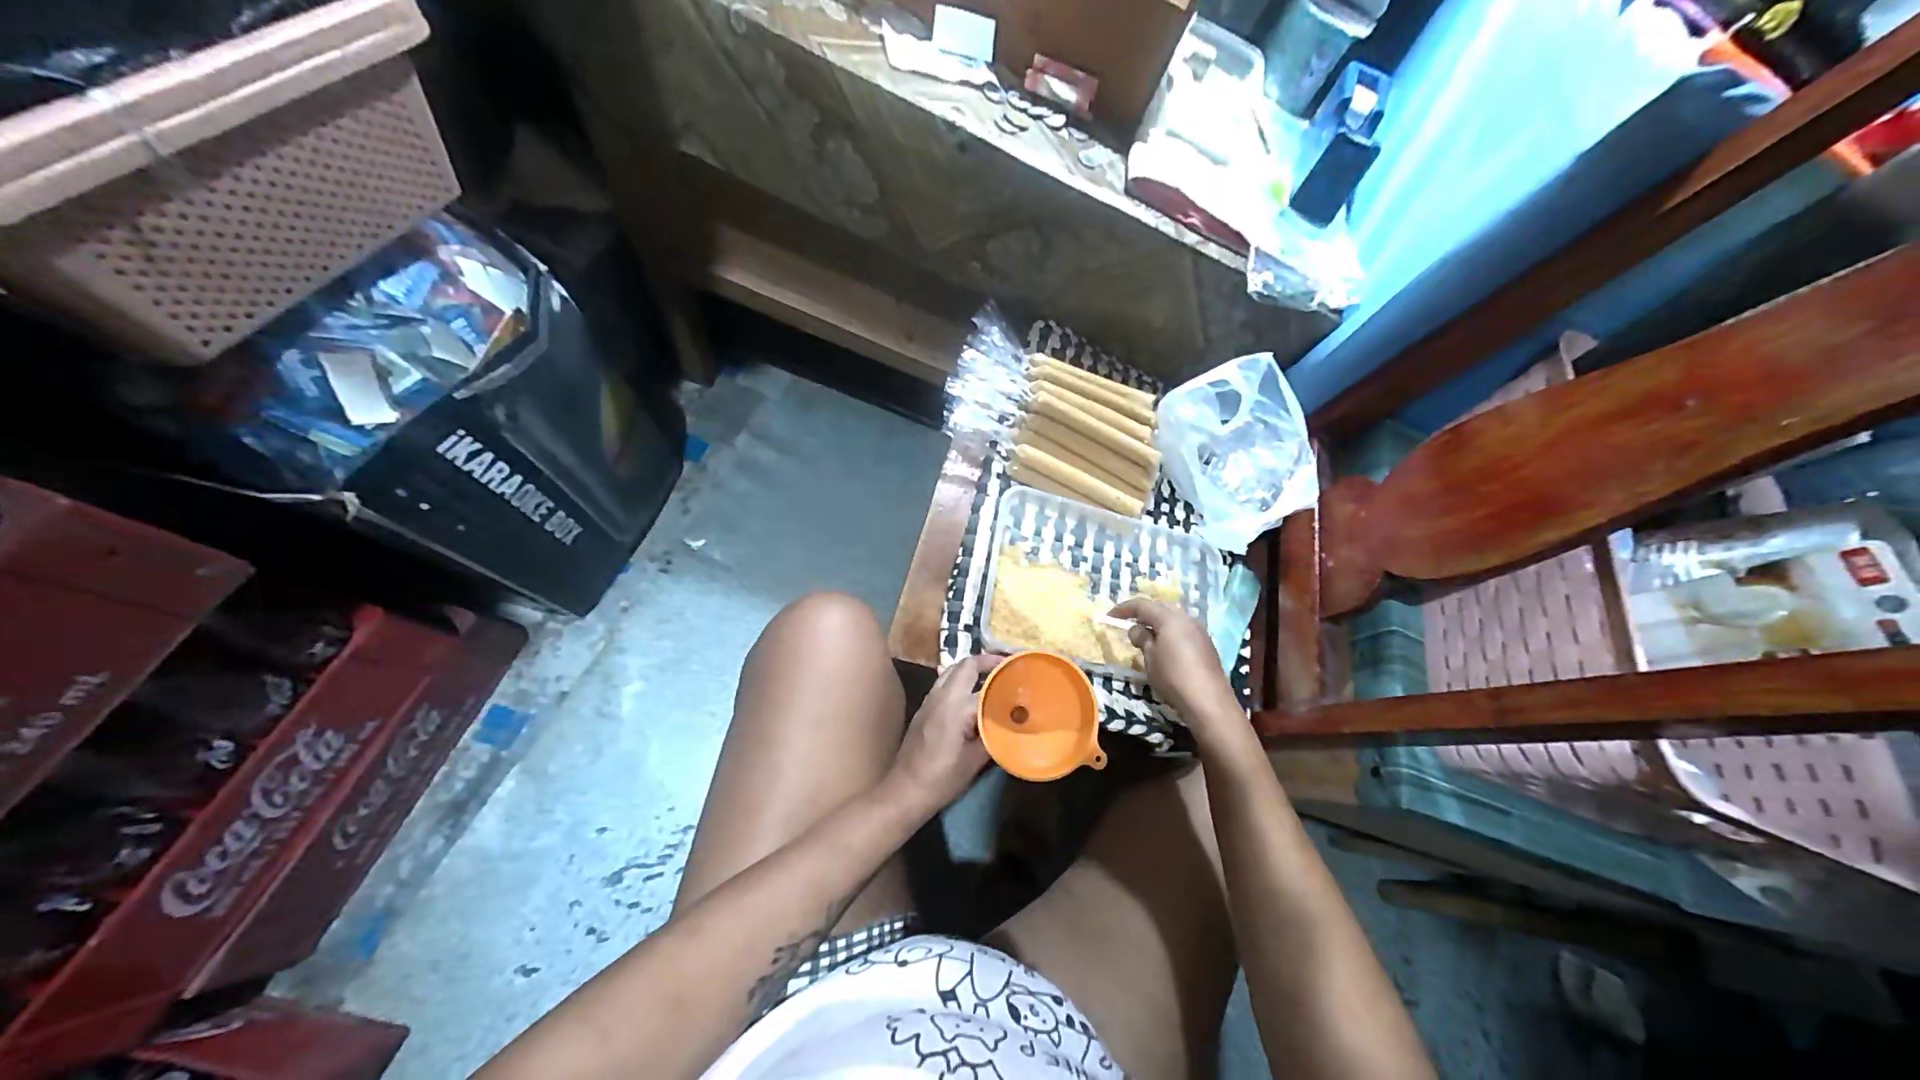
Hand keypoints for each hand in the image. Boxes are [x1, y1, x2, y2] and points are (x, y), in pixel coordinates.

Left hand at [883, 652, 1004, 815]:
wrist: (906, 789)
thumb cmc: (943, 778)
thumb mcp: (976, 759)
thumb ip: (994, 734)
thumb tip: (1011, 722)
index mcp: (957, 707)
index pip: (987, 685)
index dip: (1006, 681)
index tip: (1023, 678)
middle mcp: (942, 695)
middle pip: (966, 665)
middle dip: (987, 662)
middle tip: (1007, 668)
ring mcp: (929, 699)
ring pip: (951, 670)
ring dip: (971, 669)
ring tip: (992, 678)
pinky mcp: (924, 707)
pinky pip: (944, 682)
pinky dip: (960, 680)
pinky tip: (972, 695)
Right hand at [1109, 599, 1244, 746]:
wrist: (1209, 702)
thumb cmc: (1173, 676)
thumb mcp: (1150, 657)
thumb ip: (1141, 638)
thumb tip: (1136, 629)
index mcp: (1170, 618)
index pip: (1142, 605)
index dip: (1124, 609)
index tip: (1109, 616)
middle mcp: (1187, 619)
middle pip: (1160, 611)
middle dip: (1142, 617)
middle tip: (1127, 627)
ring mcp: (1200, 632)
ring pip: (1173, 622)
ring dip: (1157, 627)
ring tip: (1144, 640)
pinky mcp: (1207, 646)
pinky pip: (1182, 633)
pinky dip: (1169, 636)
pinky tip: (1164, 650)